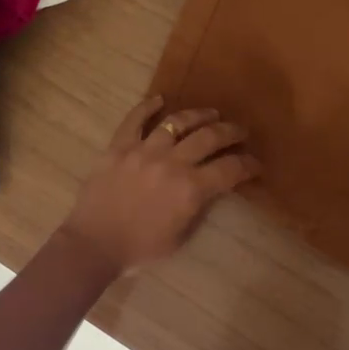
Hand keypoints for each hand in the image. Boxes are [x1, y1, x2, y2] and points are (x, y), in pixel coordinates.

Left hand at [54, 96, 261, 276]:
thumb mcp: (180, 237)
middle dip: (231, 133)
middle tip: (240, 132)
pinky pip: (134, 120)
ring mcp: (143, 151)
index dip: (248, 165)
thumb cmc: (139, 250)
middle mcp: (172, 163)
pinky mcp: (118, 147)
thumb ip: (197, 209)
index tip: (254, 164)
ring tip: (210, 114)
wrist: (94, 245)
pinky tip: (159, 99)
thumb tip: (209, 190)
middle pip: (209, 137)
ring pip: (176, 122)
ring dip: (198, 115)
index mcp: (191, 189)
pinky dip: (147, 107)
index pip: (230, 169)